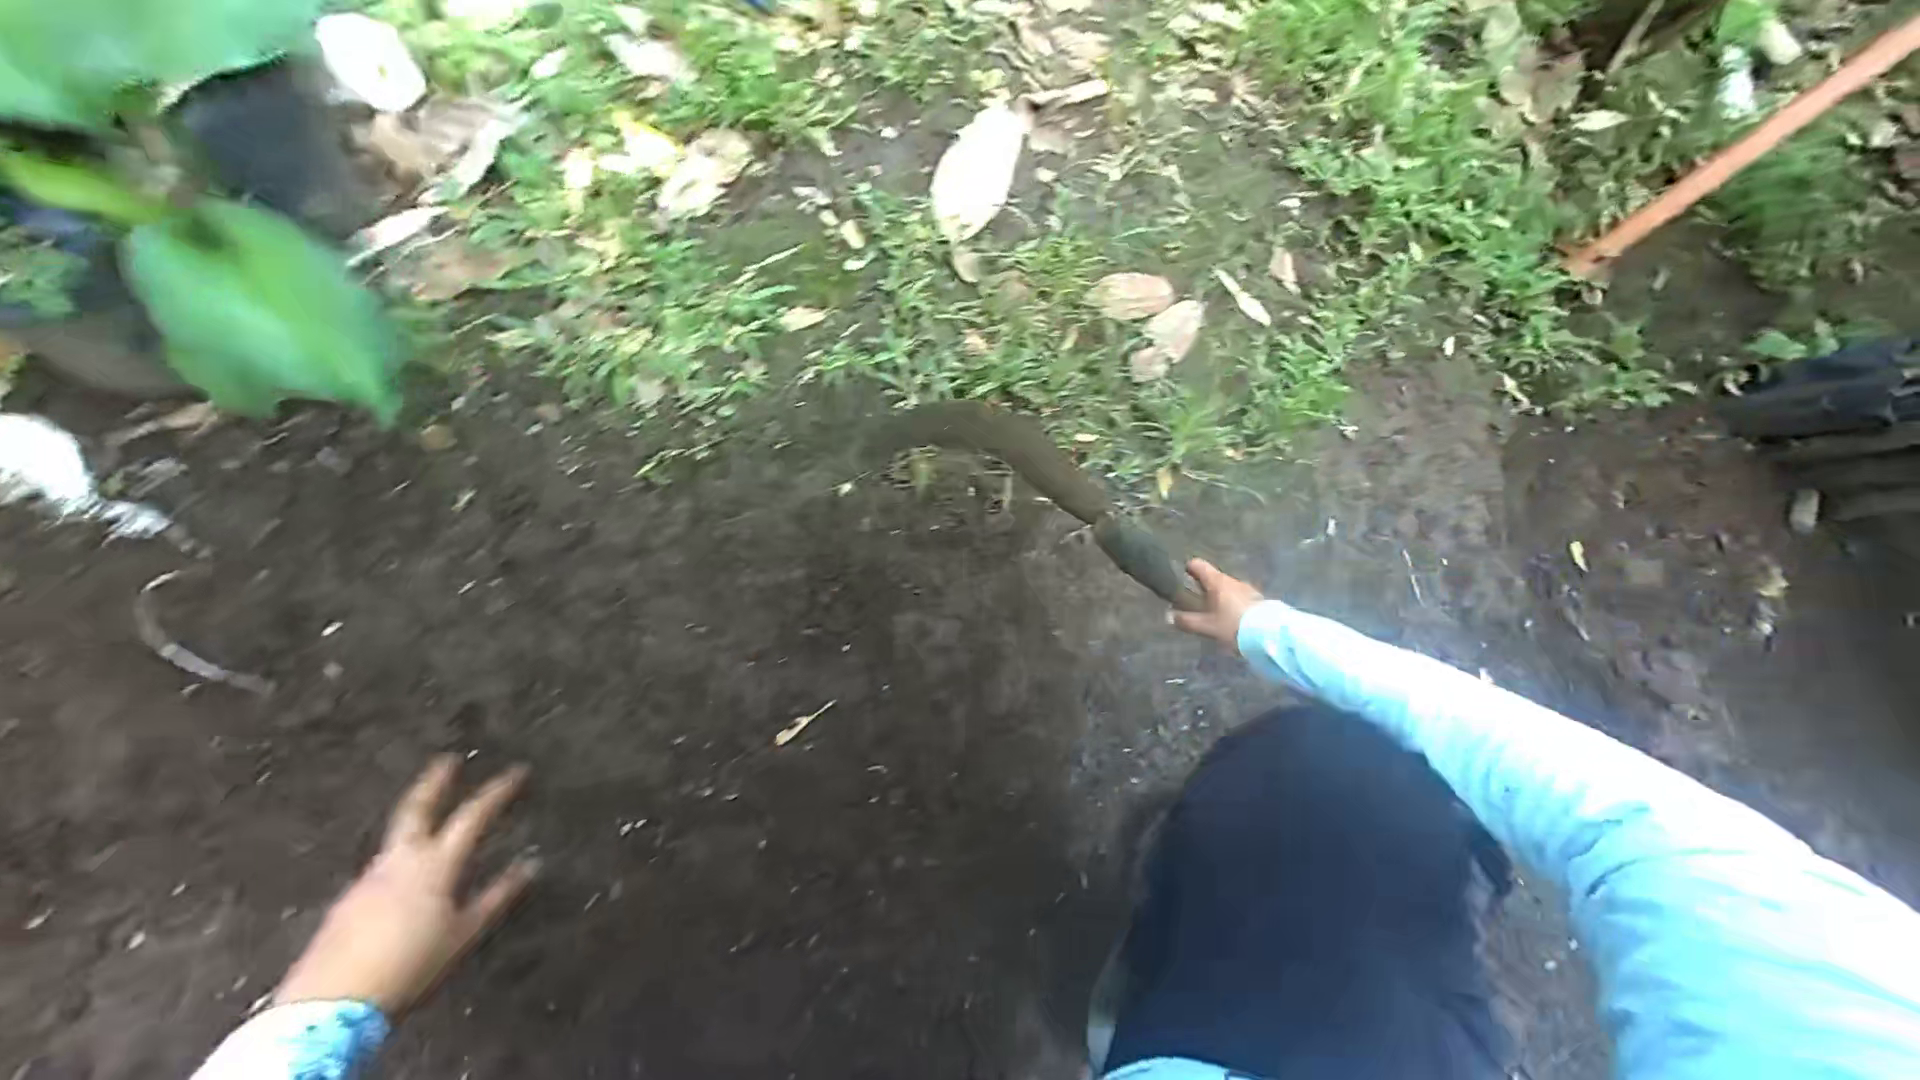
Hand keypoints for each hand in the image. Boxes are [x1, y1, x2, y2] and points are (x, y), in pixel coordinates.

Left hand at [274, 756, 538, 1015]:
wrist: (328, 1008)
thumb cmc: (410, 965)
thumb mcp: (464, 932)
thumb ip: (498, 895)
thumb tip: (531, 864)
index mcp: (435, 865)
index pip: (473, 815)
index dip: (497, 791)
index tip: (517, 772)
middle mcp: (399, 862)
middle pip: (415, 809)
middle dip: (433, 782)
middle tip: (445, 761)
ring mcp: (367, 880)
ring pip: (396, 840)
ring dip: (415, 823)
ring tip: (431, 822)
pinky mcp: (345, 904)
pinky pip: (380, 870)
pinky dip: (398, 860)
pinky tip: (402, 877)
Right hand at [1170, 558, 1263, 648]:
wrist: (1270, 635)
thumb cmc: (1234, 625)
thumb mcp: (1207, 626)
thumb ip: (1187, 621)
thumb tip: (1169, 616)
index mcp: (1217, 581)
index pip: (1198, 564)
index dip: (1188, 568)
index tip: (1181, 577)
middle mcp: (1232, 580)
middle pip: (1213, 577)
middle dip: (1203, 588)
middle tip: (1195, 603)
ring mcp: (1247, 588)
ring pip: (1227, 588)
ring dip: (1219, 597)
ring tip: (1213, 614)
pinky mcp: (1258, 599)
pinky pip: (1239, 597)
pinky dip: (1232, 603)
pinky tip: (1231, 619)